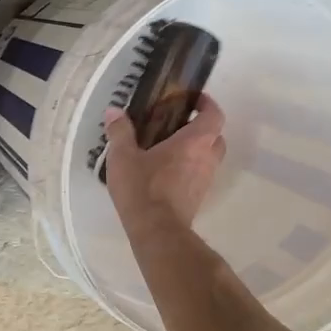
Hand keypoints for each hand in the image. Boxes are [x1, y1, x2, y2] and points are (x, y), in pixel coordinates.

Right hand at [102, 93, 226, 235]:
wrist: (157, 231)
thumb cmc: (143, 188)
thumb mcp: (123, 157)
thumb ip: (120, 132)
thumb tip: (114, 111)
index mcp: (194, 142)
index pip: (214, 115)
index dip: (207, 104)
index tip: (194, 99)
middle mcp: (207, 158)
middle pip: (216, 136)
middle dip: (203, 128)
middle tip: (178, 125)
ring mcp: (206, 180)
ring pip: (210, 157)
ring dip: (197, 149)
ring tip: (169, 148)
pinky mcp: (199, 197)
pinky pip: (200, 174)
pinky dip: (190, 168)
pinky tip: (166, 172)